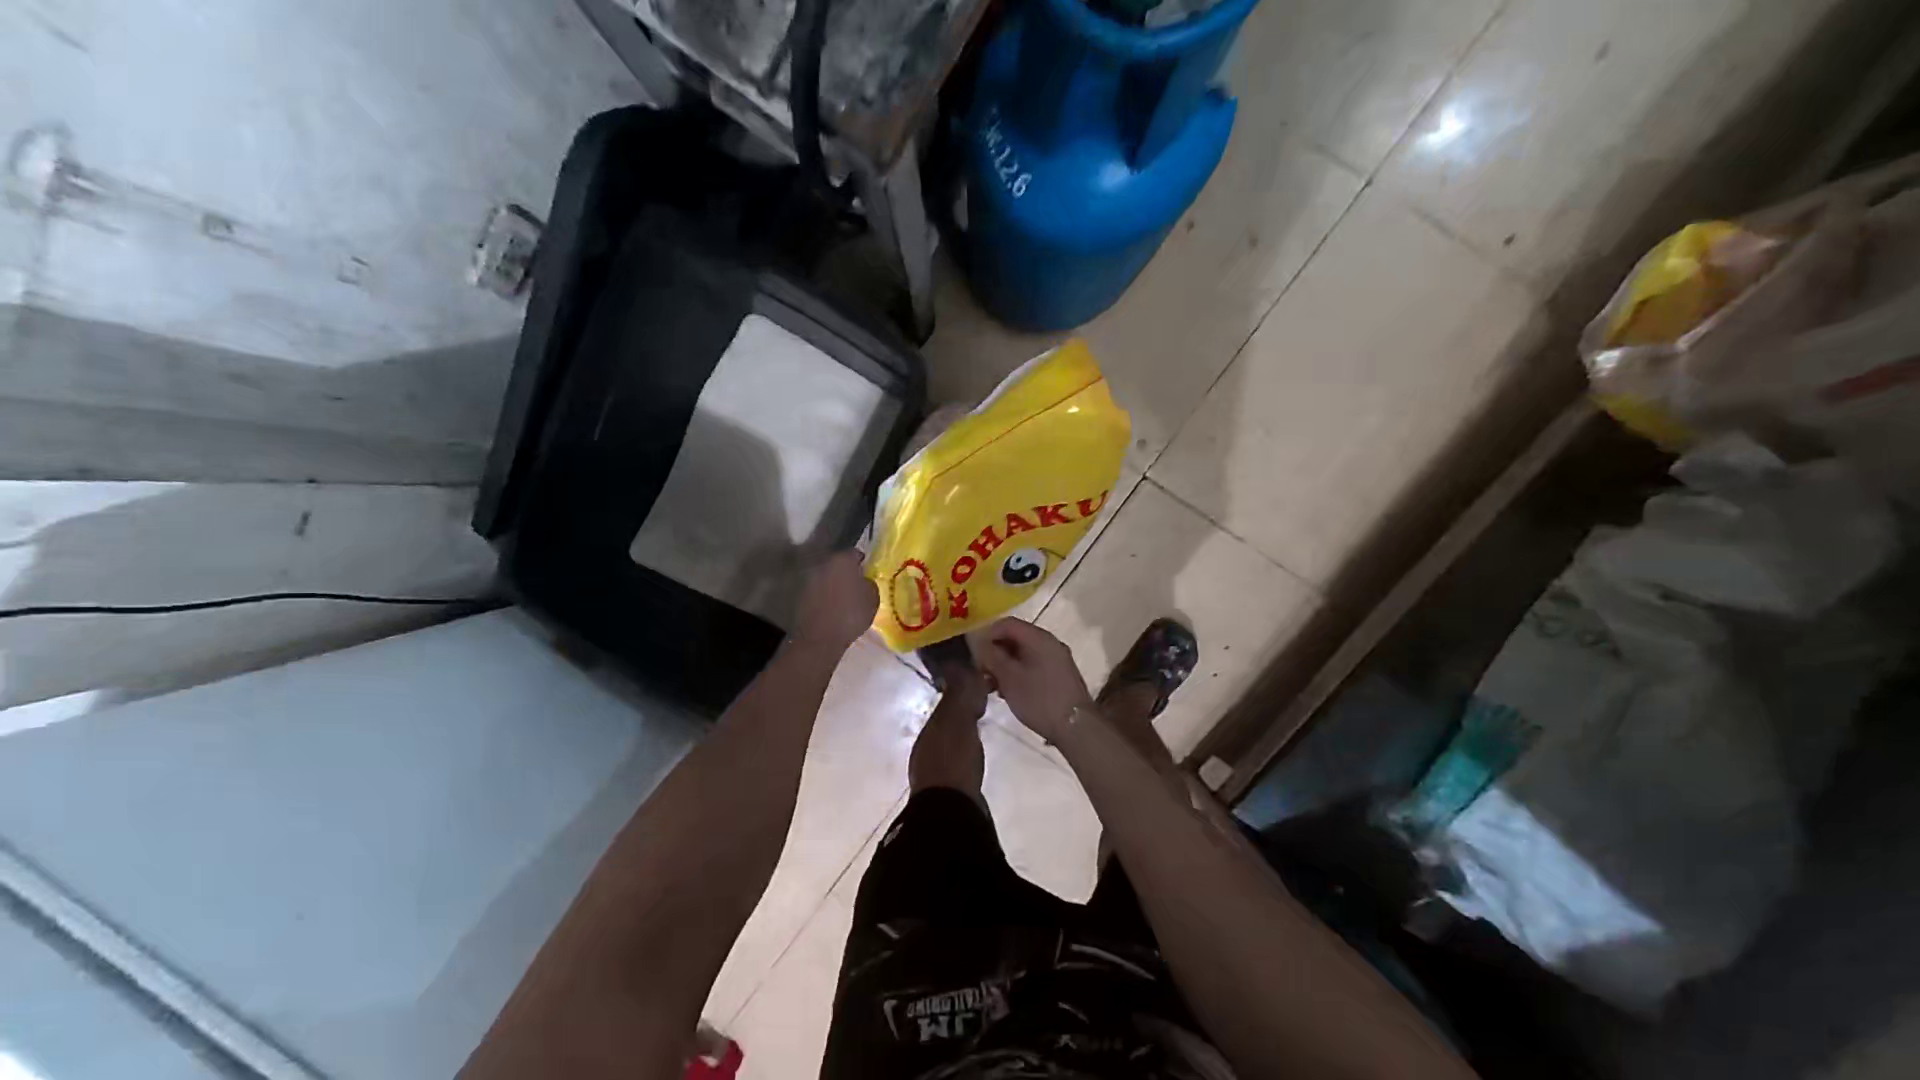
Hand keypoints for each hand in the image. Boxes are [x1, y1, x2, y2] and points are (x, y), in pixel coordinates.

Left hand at [795, 551, 878, 650]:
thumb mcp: (873, 598)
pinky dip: (825, 596)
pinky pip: (818, 591)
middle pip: (838, 564)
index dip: (863, 562)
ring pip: (827, 577)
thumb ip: (869, 584)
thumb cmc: (851, 614)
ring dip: (835, 584)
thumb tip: (864, 581)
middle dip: (847, 572)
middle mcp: (823, 564)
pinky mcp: (802, 595)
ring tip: (845, 599)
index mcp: (842, 560)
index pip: (855, 553)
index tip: (867, 572)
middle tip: (857, 585)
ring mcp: (810, 579)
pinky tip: (833, 608)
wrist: (820, 637)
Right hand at [968, 618, 1092, 742]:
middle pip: (1015, 638)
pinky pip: (1033, 666)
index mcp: (1039, 638)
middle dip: (995, 653)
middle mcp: (1050, 643)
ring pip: (1023, 654)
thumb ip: (991, 656)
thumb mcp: (1009, 677)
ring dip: (1004, 666)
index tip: (973, 653)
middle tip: (981, 672)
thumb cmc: (1039, 700)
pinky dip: (1018, 674)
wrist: (1076, 728)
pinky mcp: (1059, 675)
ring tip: (991, 686)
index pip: (1007, 623)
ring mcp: (1057, 659)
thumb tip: (978, 642)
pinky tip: (1008, 692)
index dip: (987, 634)